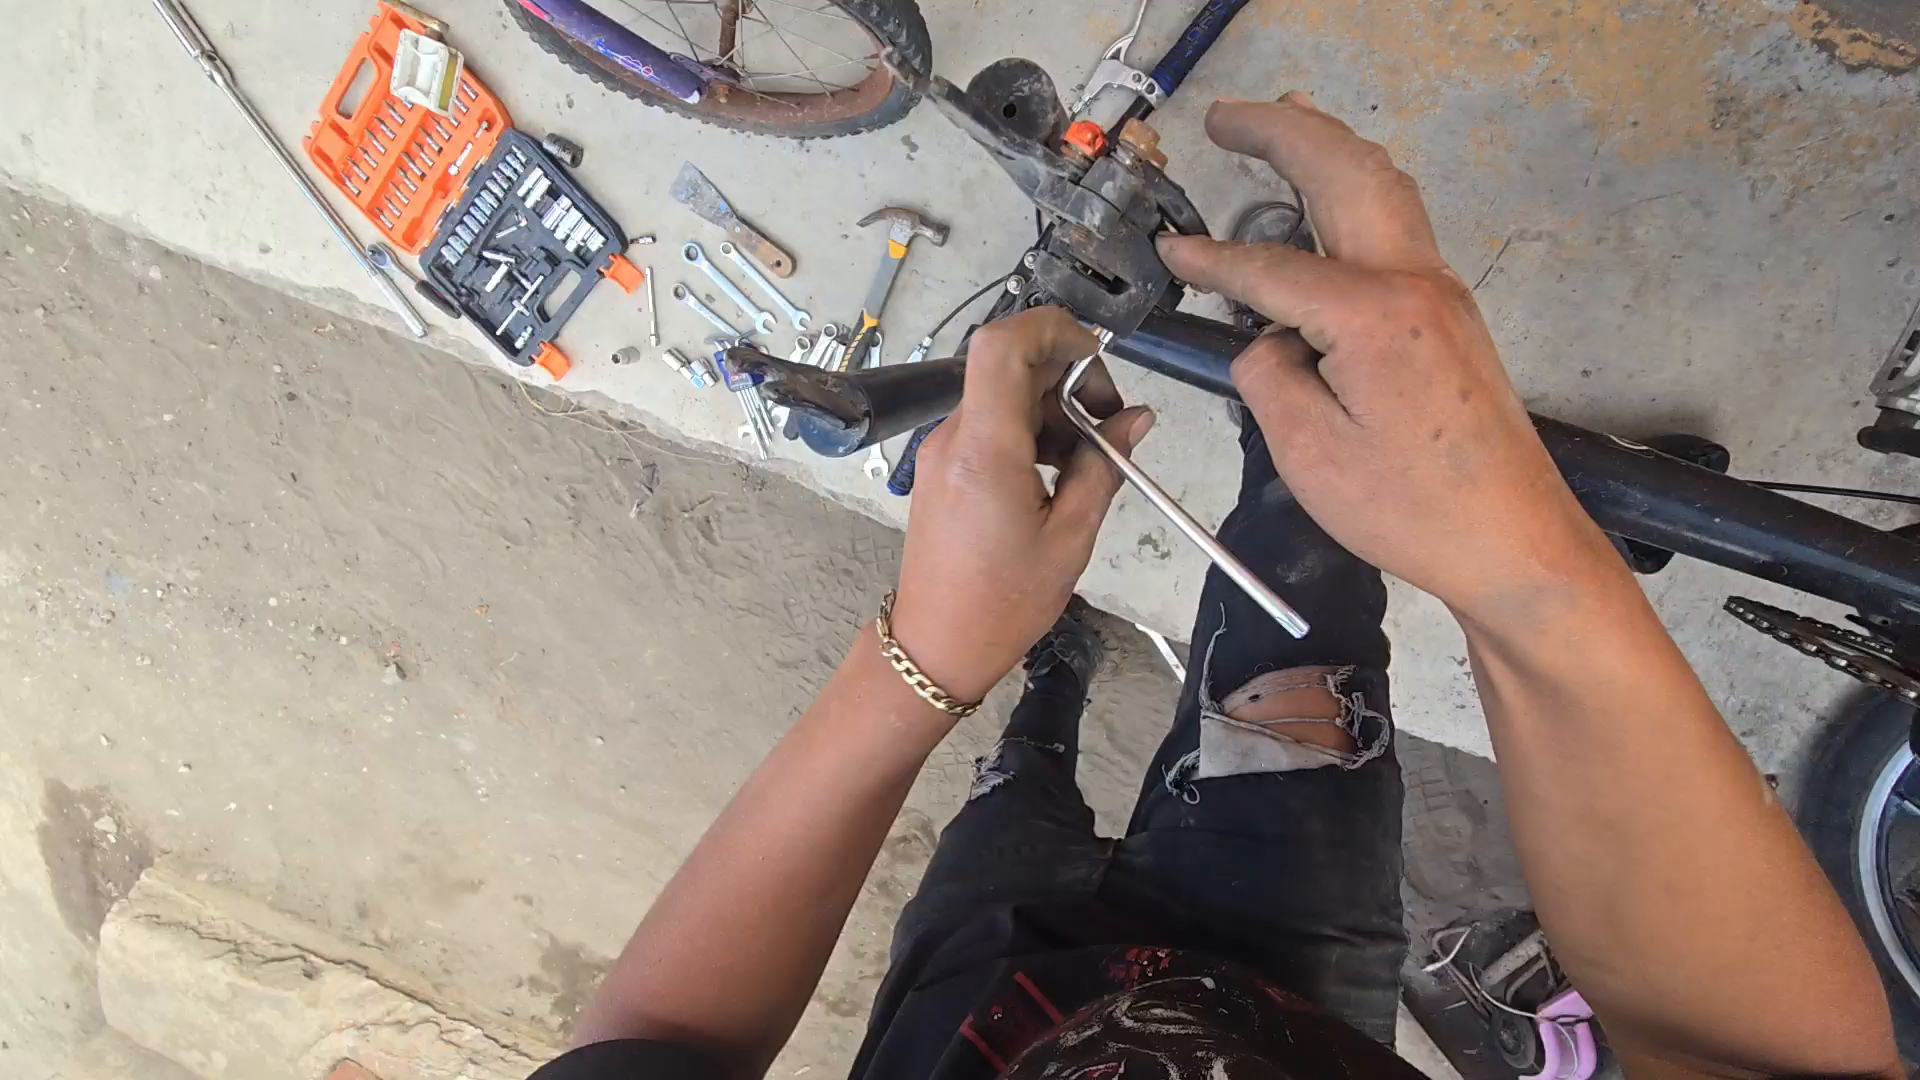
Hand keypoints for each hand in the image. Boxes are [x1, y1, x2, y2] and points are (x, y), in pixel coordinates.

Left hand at [889, 308, 1154, 705]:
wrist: (936, 644)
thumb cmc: (1003, 603)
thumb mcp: (1070, 538)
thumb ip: (1102, 467)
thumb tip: (1137, 418)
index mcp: (983, 450)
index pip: (1002, 344)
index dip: (1053, 331)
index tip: (1096, 364)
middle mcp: (953, 438)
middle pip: (1009, 366)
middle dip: (1067, 379)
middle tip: (1106, 427)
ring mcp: (941, 451)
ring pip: (1001, 395)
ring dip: (1049, 408)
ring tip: (1084, 460)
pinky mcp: (941, 468)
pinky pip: (988, 425)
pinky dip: (1026, 430)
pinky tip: (1053, 472)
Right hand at [1158, 95, 1617, 623]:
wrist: (1508, 540)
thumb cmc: (1406, 506)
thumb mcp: (1308, 453)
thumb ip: (1269, 378)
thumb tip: (1268, 342)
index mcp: (1375, 317)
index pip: (1272, 271)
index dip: (1212, 262)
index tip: (1167, 251)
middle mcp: (1416, 284)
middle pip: (1348, 176)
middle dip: (1283, 133)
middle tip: (1225, 115)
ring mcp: (1439, 294)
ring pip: (1381, 189)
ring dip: (1325, 149)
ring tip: (1276, 127)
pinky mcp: (1444, 317)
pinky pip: (1392, 227)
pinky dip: (1351, 192)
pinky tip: (1323, 201)